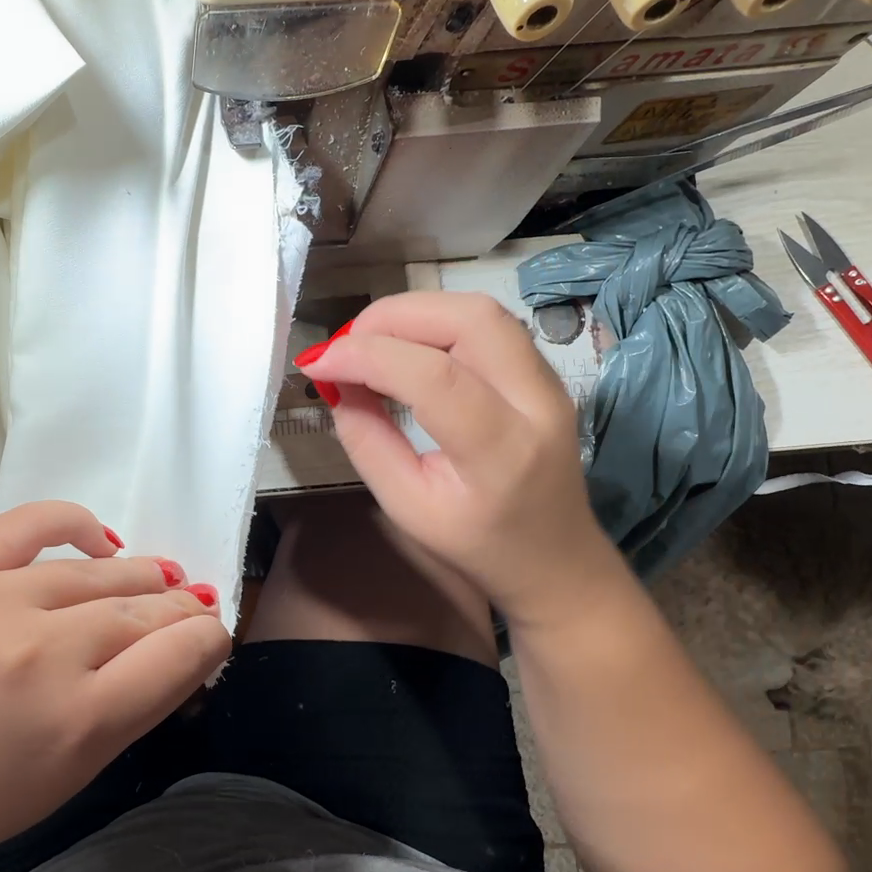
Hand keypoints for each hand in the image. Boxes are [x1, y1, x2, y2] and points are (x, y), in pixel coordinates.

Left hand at [0, 502, 230, 871]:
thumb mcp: (79, 773)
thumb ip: (141, 706)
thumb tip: (189, 647)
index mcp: (78, 718)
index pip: (179, 652)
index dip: (209, 640)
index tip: (211, 637)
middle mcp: (41, 651)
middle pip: (142, 608)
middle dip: (180, 609)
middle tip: (192, 608)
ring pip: (98, 573)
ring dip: (141, 576)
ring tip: (160, 580)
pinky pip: (30, 524)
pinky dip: (76, 524)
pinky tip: (102, 541)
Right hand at [296, 291, 623, 628]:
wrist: (554, 559)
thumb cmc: (475, 544)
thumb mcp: (407, 506)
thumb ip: (368, 442)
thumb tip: (337, 384)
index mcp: (501, 454)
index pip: (434, 378)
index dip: (366, 357)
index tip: (317, 363)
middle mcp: (537, 404)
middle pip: (470, 320)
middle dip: (394, 316)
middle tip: (345, 342)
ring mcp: (549, 383)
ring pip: (482, 312)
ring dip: (415, 313)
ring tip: (368, 341)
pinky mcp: (545, 373)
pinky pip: (489, 326)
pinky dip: (436, 322)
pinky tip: (403, 346)